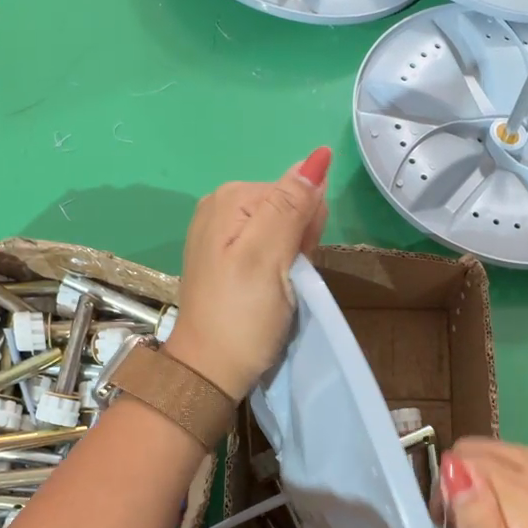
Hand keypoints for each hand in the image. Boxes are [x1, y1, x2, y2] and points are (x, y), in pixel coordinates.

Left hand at [163, 148, 331, 399]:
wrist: (209, 370)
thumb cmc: (243, 316)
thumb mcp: (270, 258)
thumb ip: (292, 206)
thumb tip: (318, 156)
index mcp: (231, 199)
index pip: (293, 191)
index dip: (307, 227)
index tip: (299, 262)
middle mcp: (221, 206)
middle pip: (286, 207)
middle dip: (298, 240)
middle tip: (287, 278)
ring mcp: (219, 233)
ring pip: (280, 229)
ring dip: (291, 257)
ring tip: (279, 288)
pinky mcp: (224, 259)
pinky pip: (266, 247)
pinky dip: (277, 266)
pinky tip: (270, 290)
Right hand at [441, 439, 527, 527]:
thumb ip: (475, 524)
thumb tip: (455, 470)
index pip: (468, 463)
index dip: (449, 492)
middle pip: (477, 451)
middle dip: (459, 484)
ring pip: (487, 450)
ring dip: (472, 481)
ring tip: (478, 521)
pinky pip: (502, 455)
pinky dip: (488, 478)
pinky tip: (493, 510)